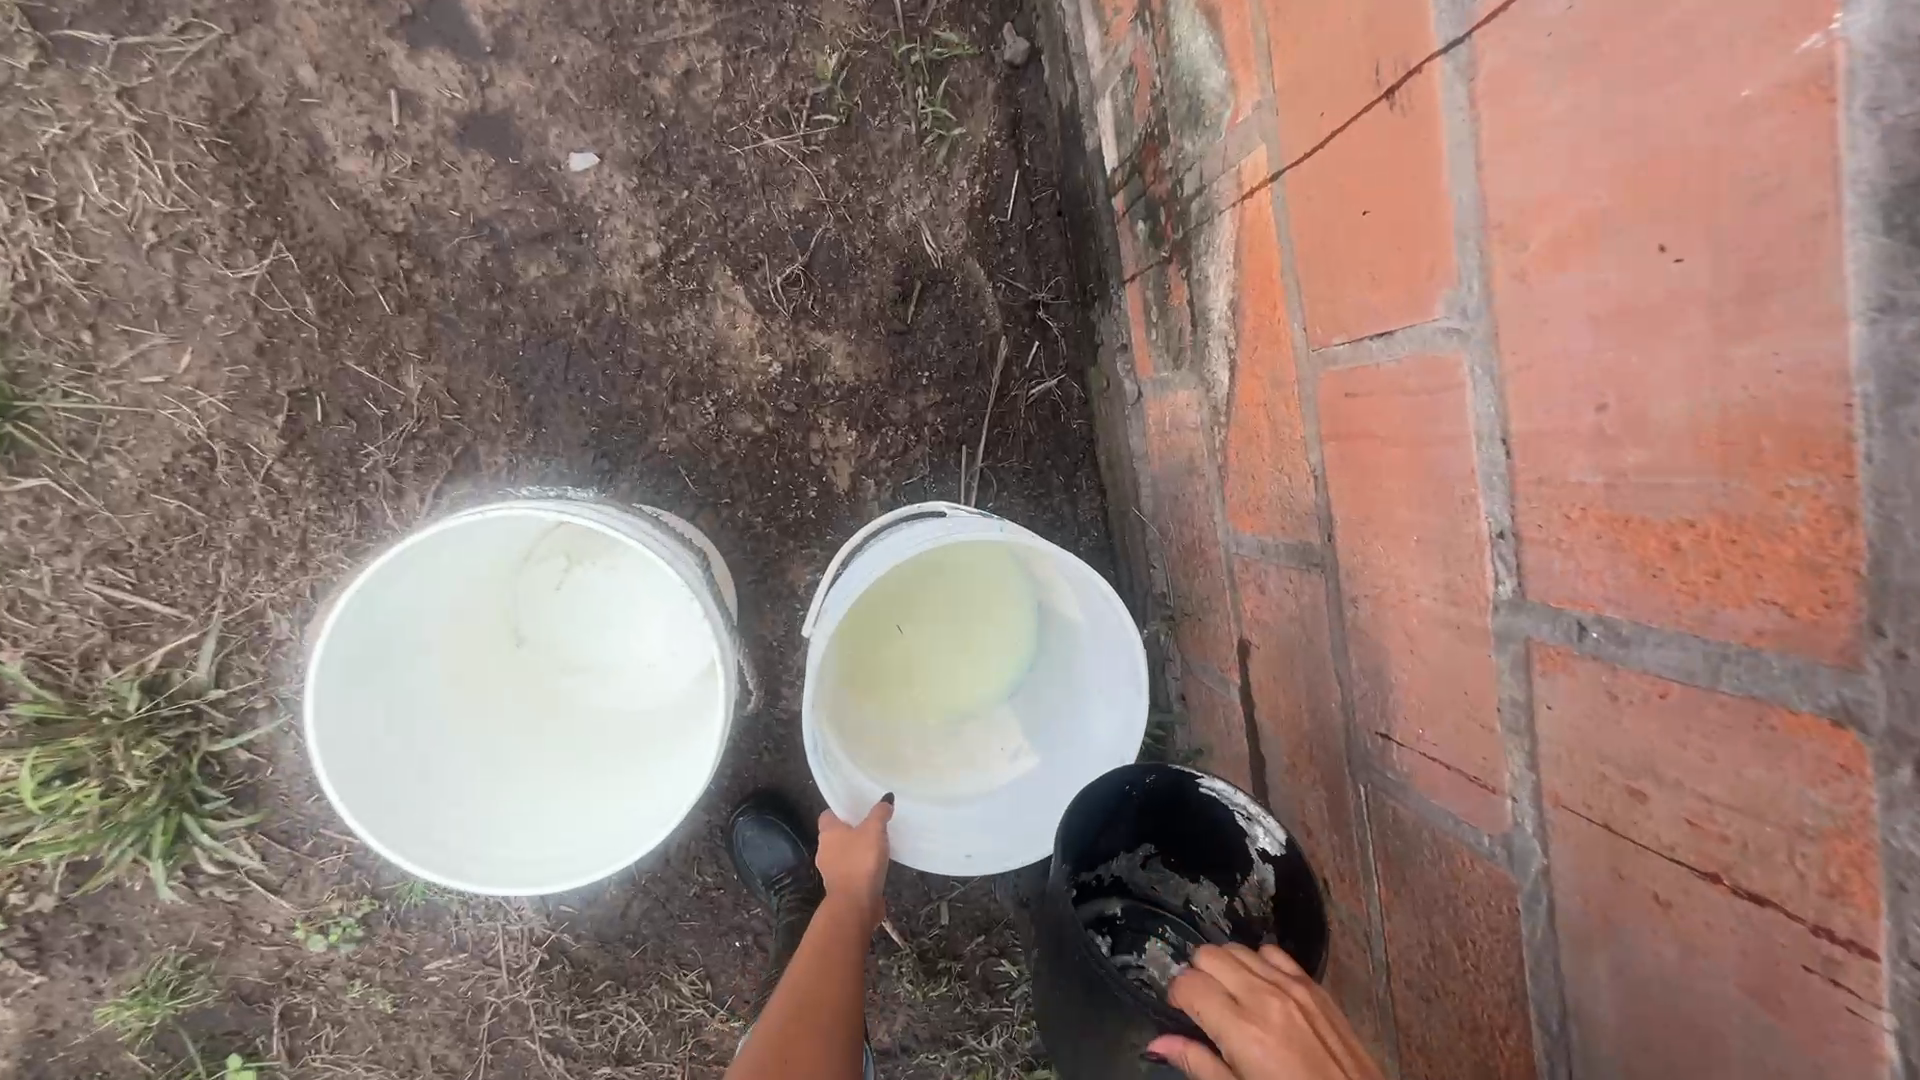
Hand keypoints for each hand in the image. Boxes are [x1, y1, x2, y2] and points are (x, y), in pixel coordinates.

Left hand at [815, 795, 893, 930]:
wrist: (855, 904)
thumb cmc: (860, 861)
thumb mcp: (874, 830)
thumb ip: (880, 812)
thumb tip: (886, 798)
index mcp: (828, 832)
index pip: (827, 814)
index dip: (840, 810)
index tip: (857, 807)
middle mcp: (824, 850)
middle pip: (835, 834)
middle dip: (850, 830)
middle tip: (870, 824)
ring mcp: (830, 871)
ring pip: (843, 854)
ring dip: (855, 851)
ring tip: (876, 845)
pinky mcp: (841, 887)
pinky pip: (850, 871)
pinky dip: (860, 868)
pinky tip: (875, 866)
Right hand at [1146, 944, 1382, 1079]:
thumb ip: (1198, 1064)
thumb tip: (1157, 1043)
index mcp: (1242, 1030)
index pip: (1188, 983)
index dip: (1178, 997)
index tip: (1182, 1014)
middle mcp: (1263, 997)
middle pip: (1208, 955)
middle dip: (1198, 976)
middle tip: (1205, 1008)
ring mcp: (1292, 986)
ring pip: (1236, 948)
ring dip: (1225, 967)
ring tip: (1231, 999)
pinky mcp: (1314, 985)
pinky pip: (1271, 952)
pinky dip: (1257, 964)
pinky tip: (1261, 991)